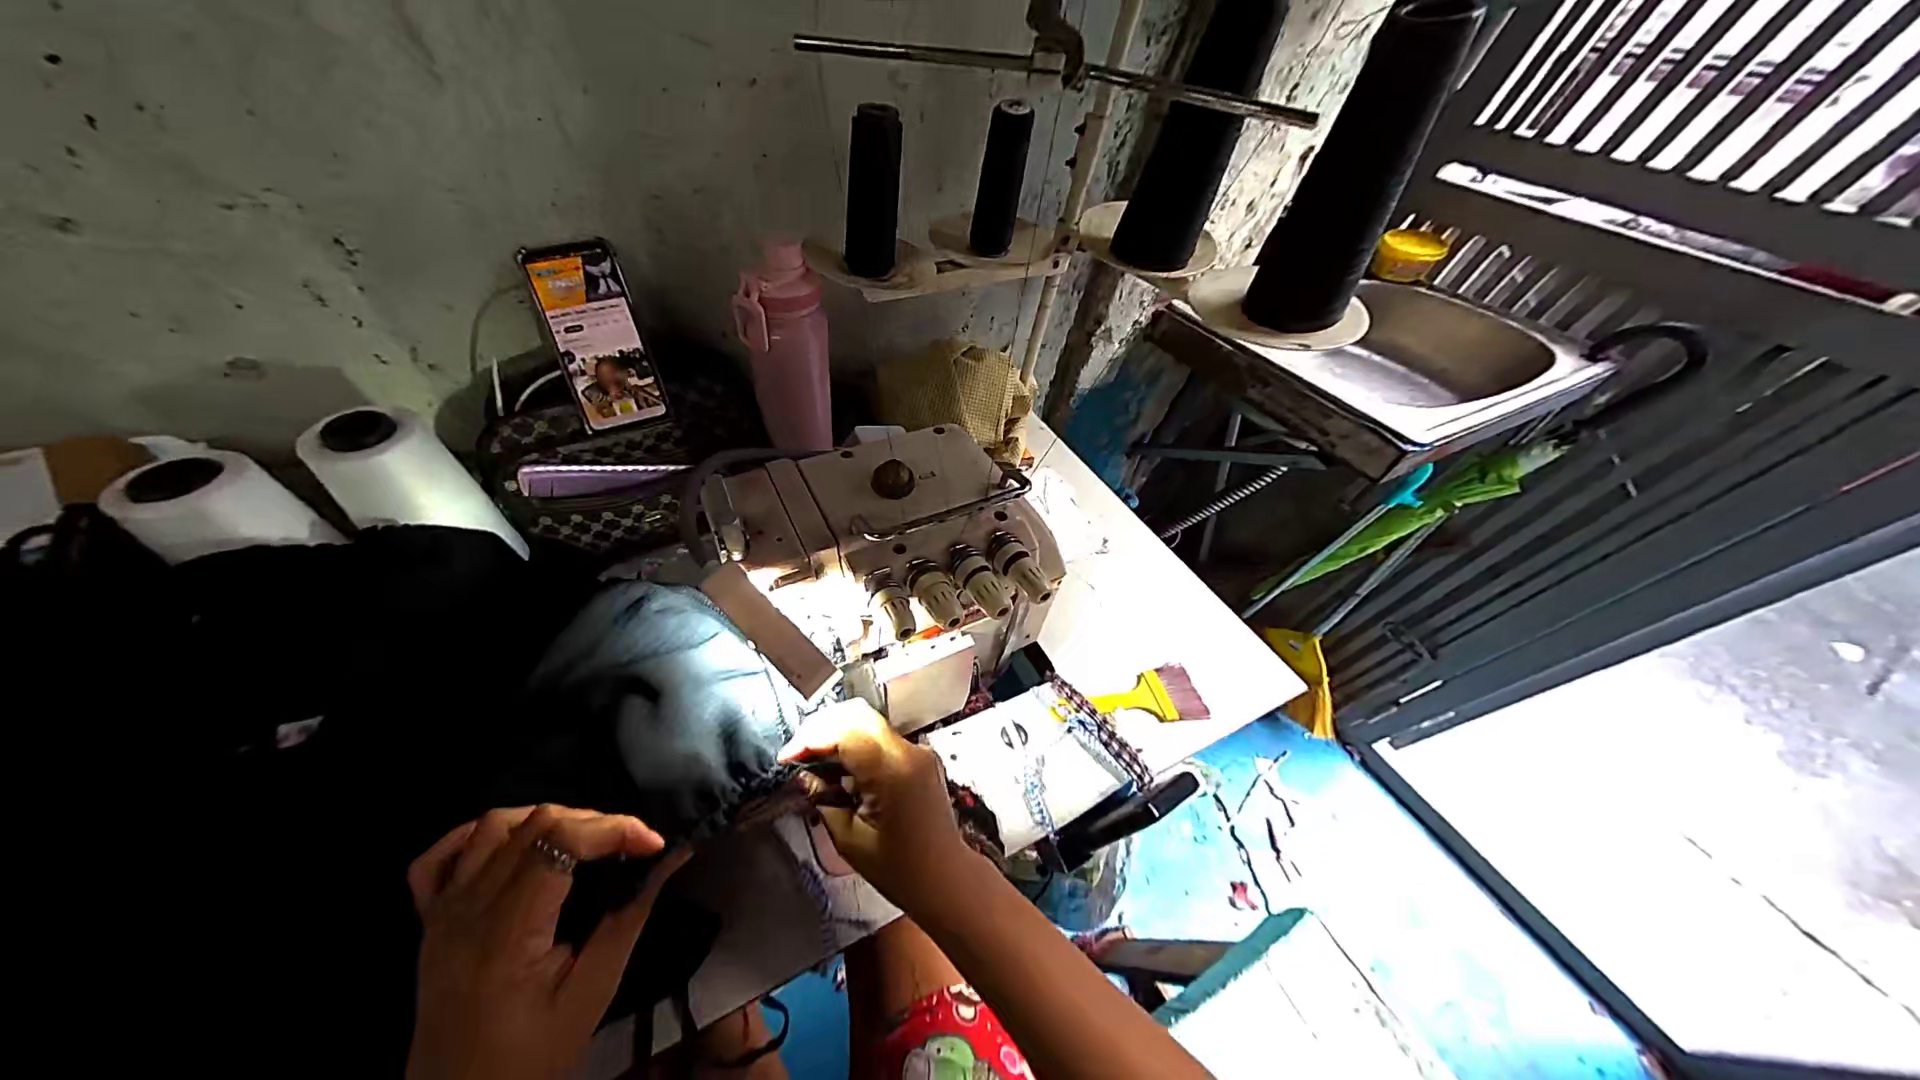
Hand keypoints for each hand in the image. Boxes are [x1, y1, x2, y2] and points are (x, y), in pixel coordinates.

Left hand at [404, 804, 689, 1079]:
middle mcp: (467, 911)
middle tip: (629, 847)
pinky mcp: (430, 921)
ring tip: (583, 840)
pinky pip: (439, 857)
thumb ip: (630, 917)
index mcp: (506, 933)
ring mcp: (441, 914)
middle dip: (594, 822)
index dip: (615, 828)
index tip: (653, 845)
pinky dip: (477, 836)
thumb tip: (675, 857)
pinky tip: (513, 844)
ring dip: (546, 819)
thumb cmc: (532, 1056)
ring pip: (493, 825)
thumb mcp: (593, 992)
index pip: (561, 840)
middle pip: (534, 824)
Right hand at [778, 700, 972, 909]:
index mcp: (893, 770)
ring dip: (838, 734)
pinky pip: (881, 738)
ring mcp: (918, 751)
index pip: (845, 731)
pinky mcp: (919, 757)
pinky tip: (839, 768)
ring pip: (868, 722)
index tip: (787, 757)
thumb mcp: (849, 839)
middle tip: (797, 753)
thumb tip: (804, 775)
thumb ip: (824, 800)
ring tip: (813, 762)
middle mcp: (909, 752)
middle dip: (821, 728)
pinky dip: (856, 744)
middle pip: (858, 715)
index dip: (810, 738)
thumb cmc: (900, 869)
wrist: (944, 877)